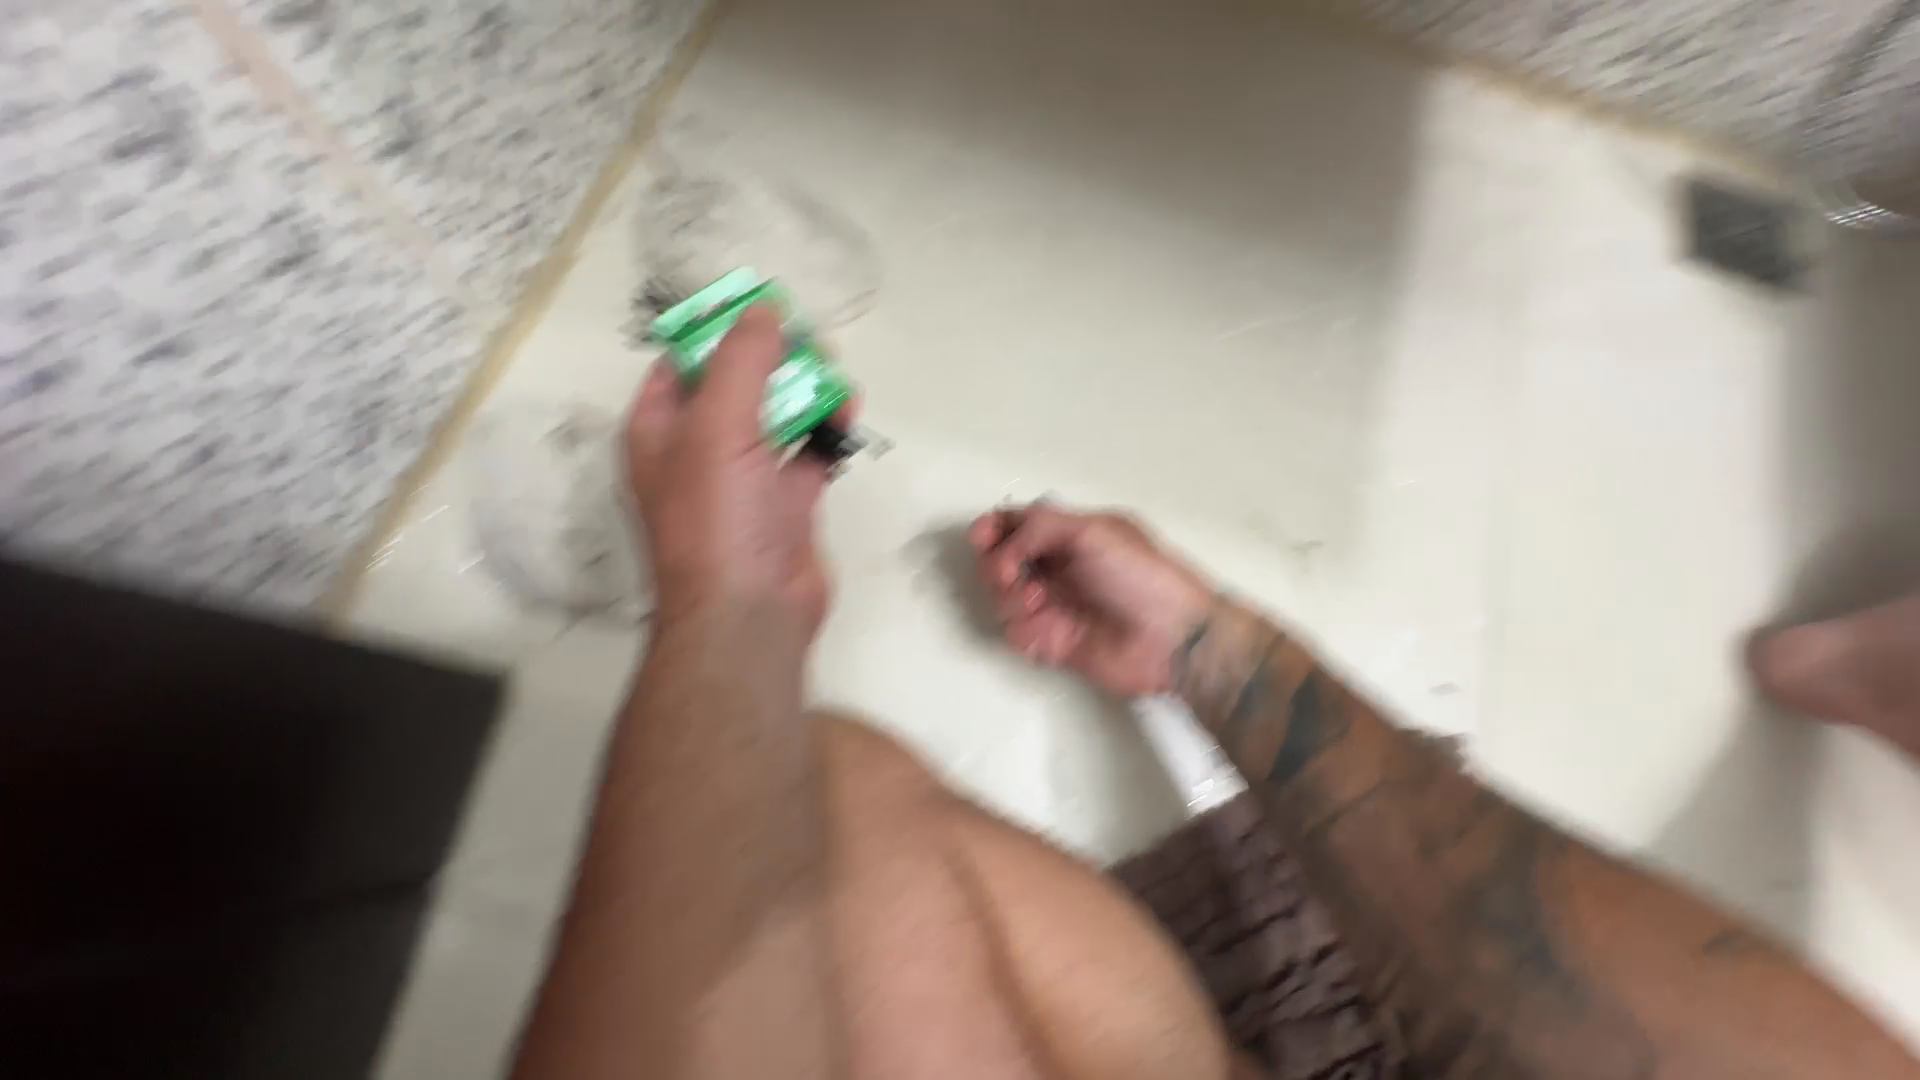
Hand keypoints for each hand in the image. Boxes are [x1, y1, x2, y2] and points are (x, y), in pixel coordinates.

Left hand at [627, 306, 841, 637]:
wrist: (752, 610)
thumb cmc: (716, 516)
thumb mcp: (718, 426)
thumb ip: (742, 361)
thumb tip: (765, 308)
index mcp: (660, 431)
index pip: (681, 365)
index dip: (715, 333)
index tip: (759, 311)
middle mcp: (699, 451)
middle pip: (736, 386)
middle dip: (773, 360)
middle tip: (810, 342)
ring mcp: (745, 479)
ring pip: (776, 417)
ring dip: (806, 393)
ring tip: (836, 377)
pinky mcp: (786, 502)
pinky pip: (808, 452)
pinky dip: (827, 431)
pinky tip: (847, 415)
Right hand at [969, 503, 1216, 696]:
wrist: (1172, 638)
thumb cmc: (1138, 575)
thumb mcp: (1093, 532)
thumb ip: (1039, 527)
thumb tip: (1003, 548)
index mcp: (1069, 534)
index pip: (1016, 524)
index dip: (992, 529)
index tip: (982, 538)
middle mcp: (1057, 567)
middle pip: (998, 561)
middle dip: (996, 567)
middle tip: (1012, 576)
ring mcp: (1053, 605)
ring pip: (1003, 599)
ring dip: (1012, 600)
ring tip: (1040, 605)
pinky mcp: (1053, 642)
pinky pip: (1017, 633)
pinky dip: (1024, 631)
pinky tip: (1046, 631)